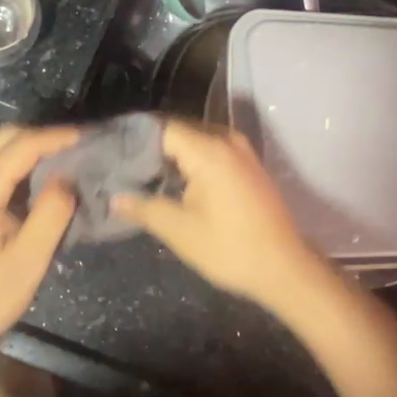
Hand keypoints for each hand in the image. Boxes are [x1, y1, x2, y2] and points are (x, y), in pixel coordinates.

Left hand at [0, 124, 79, 371]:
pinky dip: (11, 166)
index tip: (89, 137)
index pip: (23, 145)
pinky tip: (33, 184)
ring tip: (63, 162)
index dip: (58, 137)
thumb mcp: (29, 261)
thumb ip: (52, 212)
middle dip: (43, 138)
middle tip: (78, 149)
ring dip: (27, 150)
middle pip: (5, 138)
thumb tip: (67, 178)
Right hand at [112, 119, 328, 310]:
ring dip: (172, 153)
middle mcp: (226, 139)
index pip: (161, 127)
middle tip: (122, 164)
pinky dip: (192, 159)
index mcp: (208, 149)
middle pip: (179, 129)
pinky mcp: (249, 164)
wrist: (285, 268)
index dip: (134, 139)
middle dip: (151, 145)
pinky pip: (213, 149)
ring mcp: (242, 150)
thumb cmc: (230, 248)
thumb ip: (144, 208)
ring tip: (143, 172)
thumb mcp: (180, 231)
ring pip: (197, 139)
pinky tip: (176, 180)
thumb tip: (114, 197)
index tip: (112, 153)